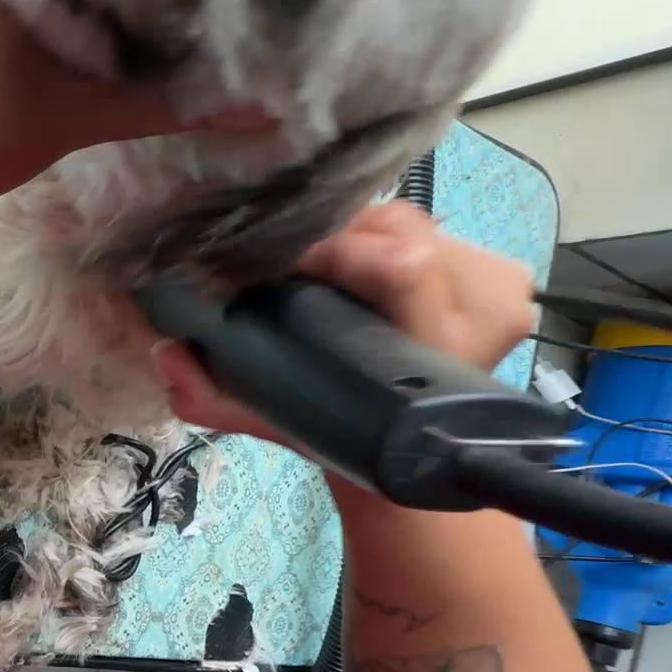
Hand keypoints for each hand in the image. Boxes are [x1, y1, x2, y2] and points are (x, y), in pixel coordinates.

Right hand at [153, 202, 536, 446]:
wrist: (399, 447)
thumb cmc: (330, 432)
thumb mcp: (259, 421)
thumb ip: (204, 395)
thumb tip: (166, 348)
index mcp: (434, 354)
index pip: (401, 266)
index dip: (334, 253)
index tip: (280, 267)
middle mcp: (483, 313)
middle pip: (405, 231)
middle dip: (337, 238)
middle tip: (292, 265)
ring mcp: (503, 291)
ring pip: (417, 223)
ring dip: (356, 235)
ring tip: (318, 264)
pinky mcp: (505, 276)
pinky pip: (434, 229)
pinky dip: (382, 237)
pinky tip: (354, 262)